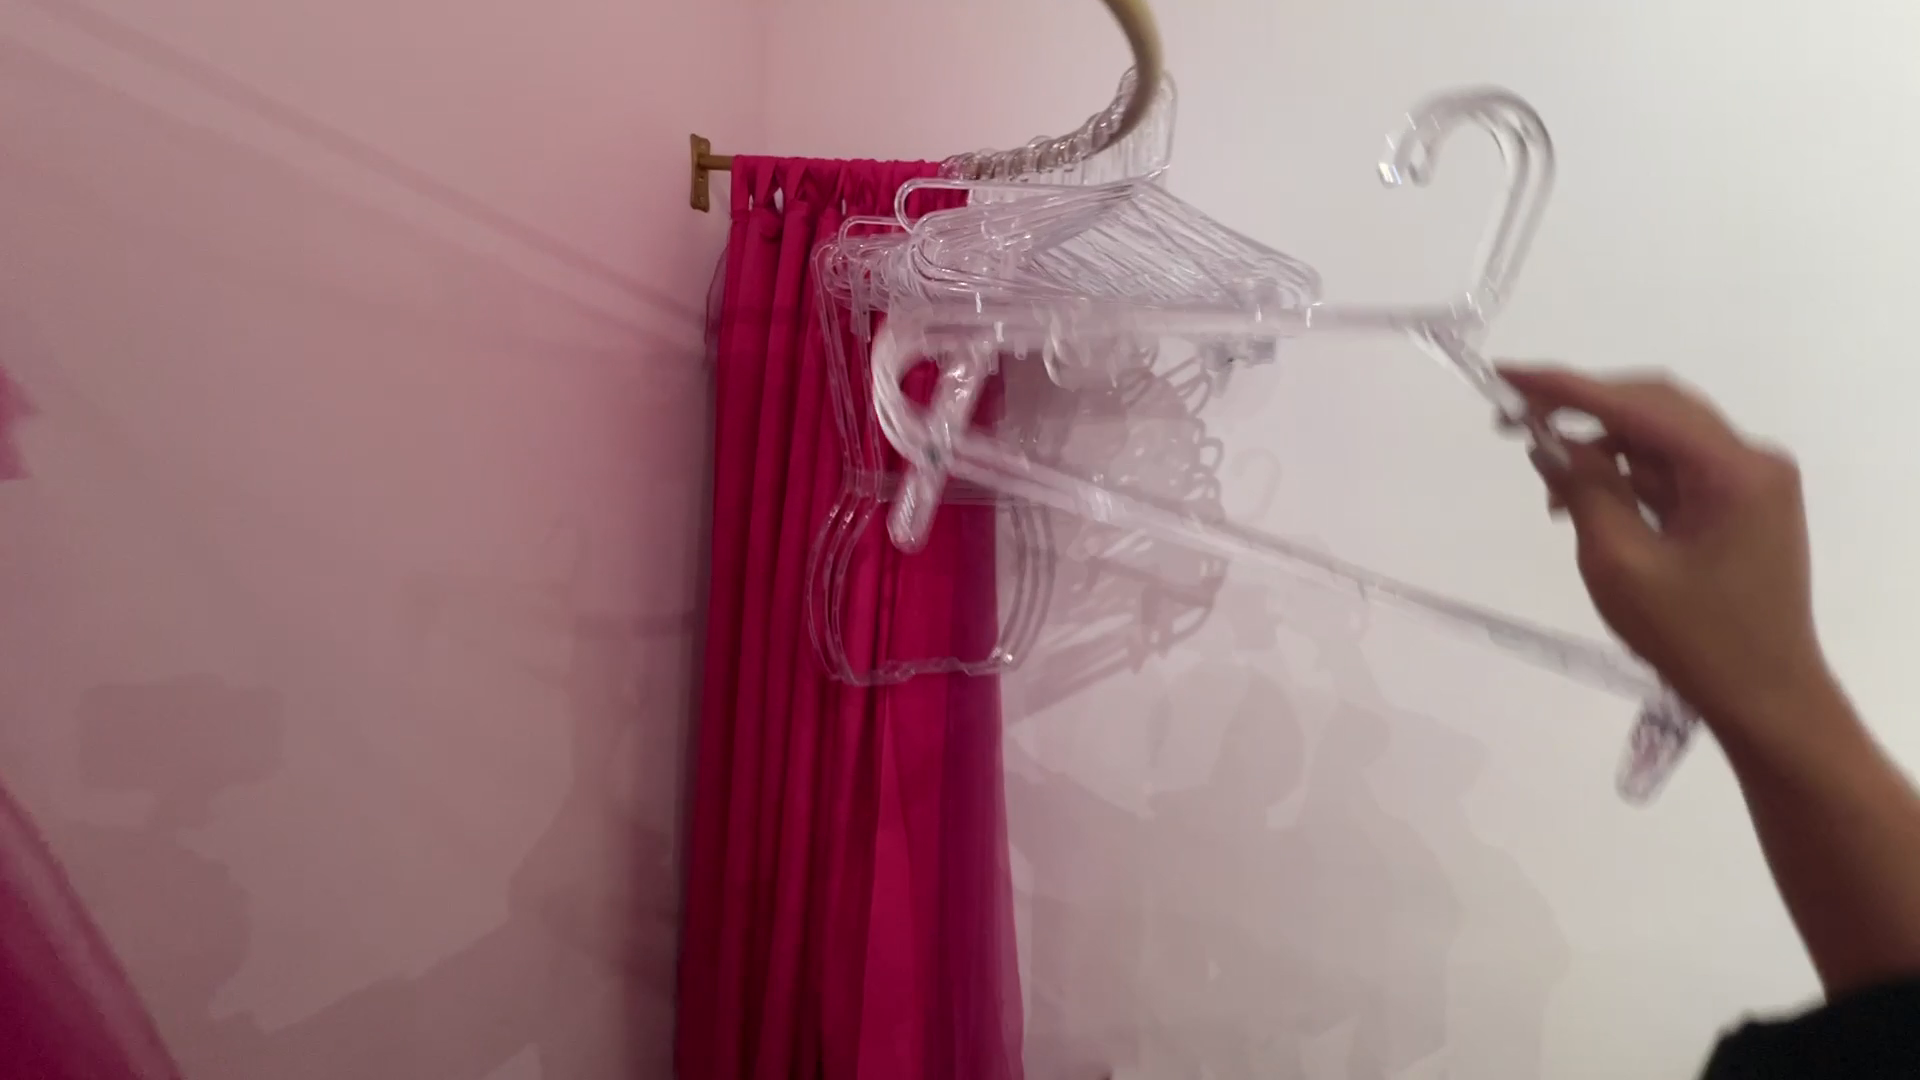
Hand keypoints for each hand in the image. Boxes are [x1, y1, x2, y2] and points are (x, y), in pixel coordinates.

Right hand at [1501, 366, 1838, 749]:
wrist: (1758, 688)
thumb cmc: (1687, 631)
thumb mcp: (1617, 560)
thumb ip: (1585, 490)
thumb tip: (1551, 443)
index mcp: (1731, 471)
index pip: (1636, 408)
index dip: (1566, 387)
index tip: (1508, 376)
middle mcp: (1746, 462)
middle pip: (1652, 407)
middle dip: (1578, 406)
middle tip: (1512, 420)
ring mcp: (1743, 481)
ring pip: (1654, 437)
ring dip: (1594, 446)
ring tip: (1545, 481)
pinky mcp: (1731, 502)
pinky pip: (1663, 468)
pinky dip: (1616, 473)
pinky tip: (1579, 499)